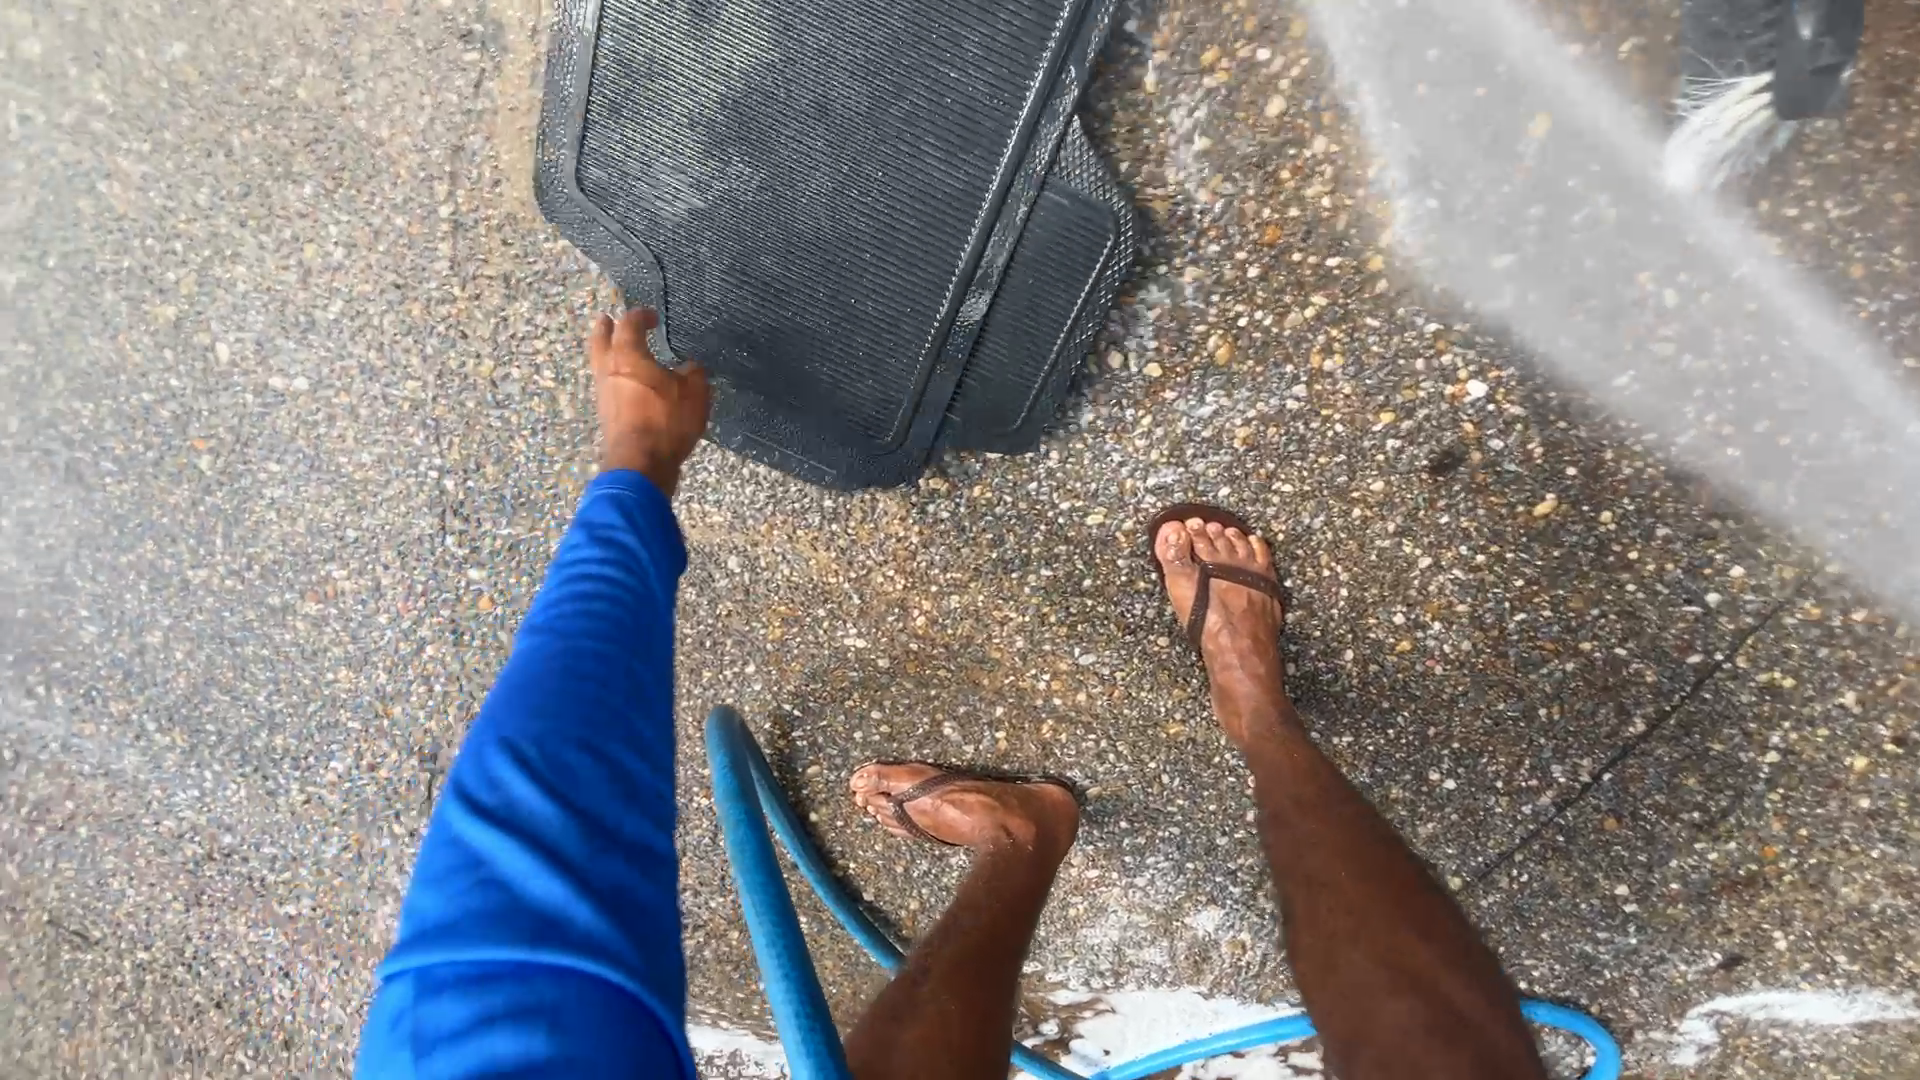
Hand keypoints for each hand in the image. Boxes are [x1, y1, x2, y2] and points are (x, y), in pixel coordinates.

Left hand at [587, 308, 710, 495]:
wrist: (641, 463)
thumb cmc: (667, 422)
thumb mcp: (695, 394)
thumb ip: (694, 374)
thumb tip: (691, 367)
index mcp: (629, 356)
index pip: (630, 325)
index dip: (641, 316)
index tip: (651, 316)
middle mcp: (610, 370)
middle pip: (600, 341)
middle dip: (606, 328)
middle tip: (608, 320)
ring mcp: (604, 393)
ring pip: (600, 363)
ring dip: (607, 352)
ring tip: (616, 349)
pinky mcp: (607, 414)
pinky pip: (608, 385)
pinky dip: (615, 377)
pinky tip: (628, 383)